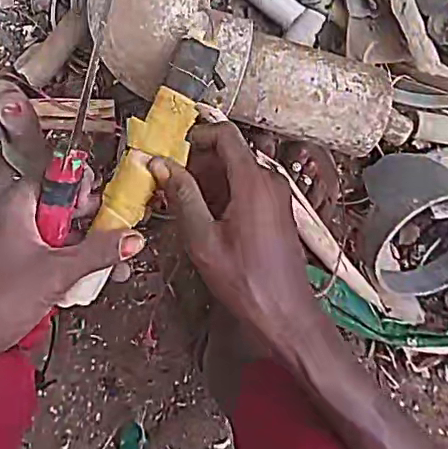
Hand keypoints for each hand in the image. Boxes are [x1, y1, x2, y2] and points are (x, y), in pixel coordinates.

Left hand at [0, 181, 141, 403]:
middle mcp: (15, 218)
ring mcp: (14, 244)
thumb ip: (98, 252)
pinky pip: (50, 258)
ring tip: (114, 264)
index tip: (111, 201)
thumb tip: (130, 238)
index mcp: (19, 204)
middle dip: (94, 222)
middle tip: (119, 234)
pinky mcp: (15, 269)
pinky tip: (91, 282)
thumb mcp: (57, 272)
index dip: (87, 187)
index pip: (59, 177)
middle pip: (63, 207)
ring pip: (59, 235)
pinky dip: (70, 266)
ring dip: (86, 249)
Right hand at [149, 122, 323, 343]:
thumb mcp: (202, 238)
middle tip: (169, 185)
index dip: (194, 137)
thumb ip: (182, 195)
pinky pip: (245, 186)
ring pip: (234, 170)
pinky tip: (204, 219)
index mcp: (253, 182)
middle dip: (195, 164)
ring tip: (182, 207)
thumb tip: (161, 165)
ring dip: (206, 181)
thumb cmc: (247, 281)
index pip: (224, 134)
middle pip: (227, 152)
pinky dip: (222, 194)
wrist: (286, 314)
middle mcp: (269, 181)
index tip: (171, 153)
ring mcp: (275, 194)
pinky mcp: (276, 208)